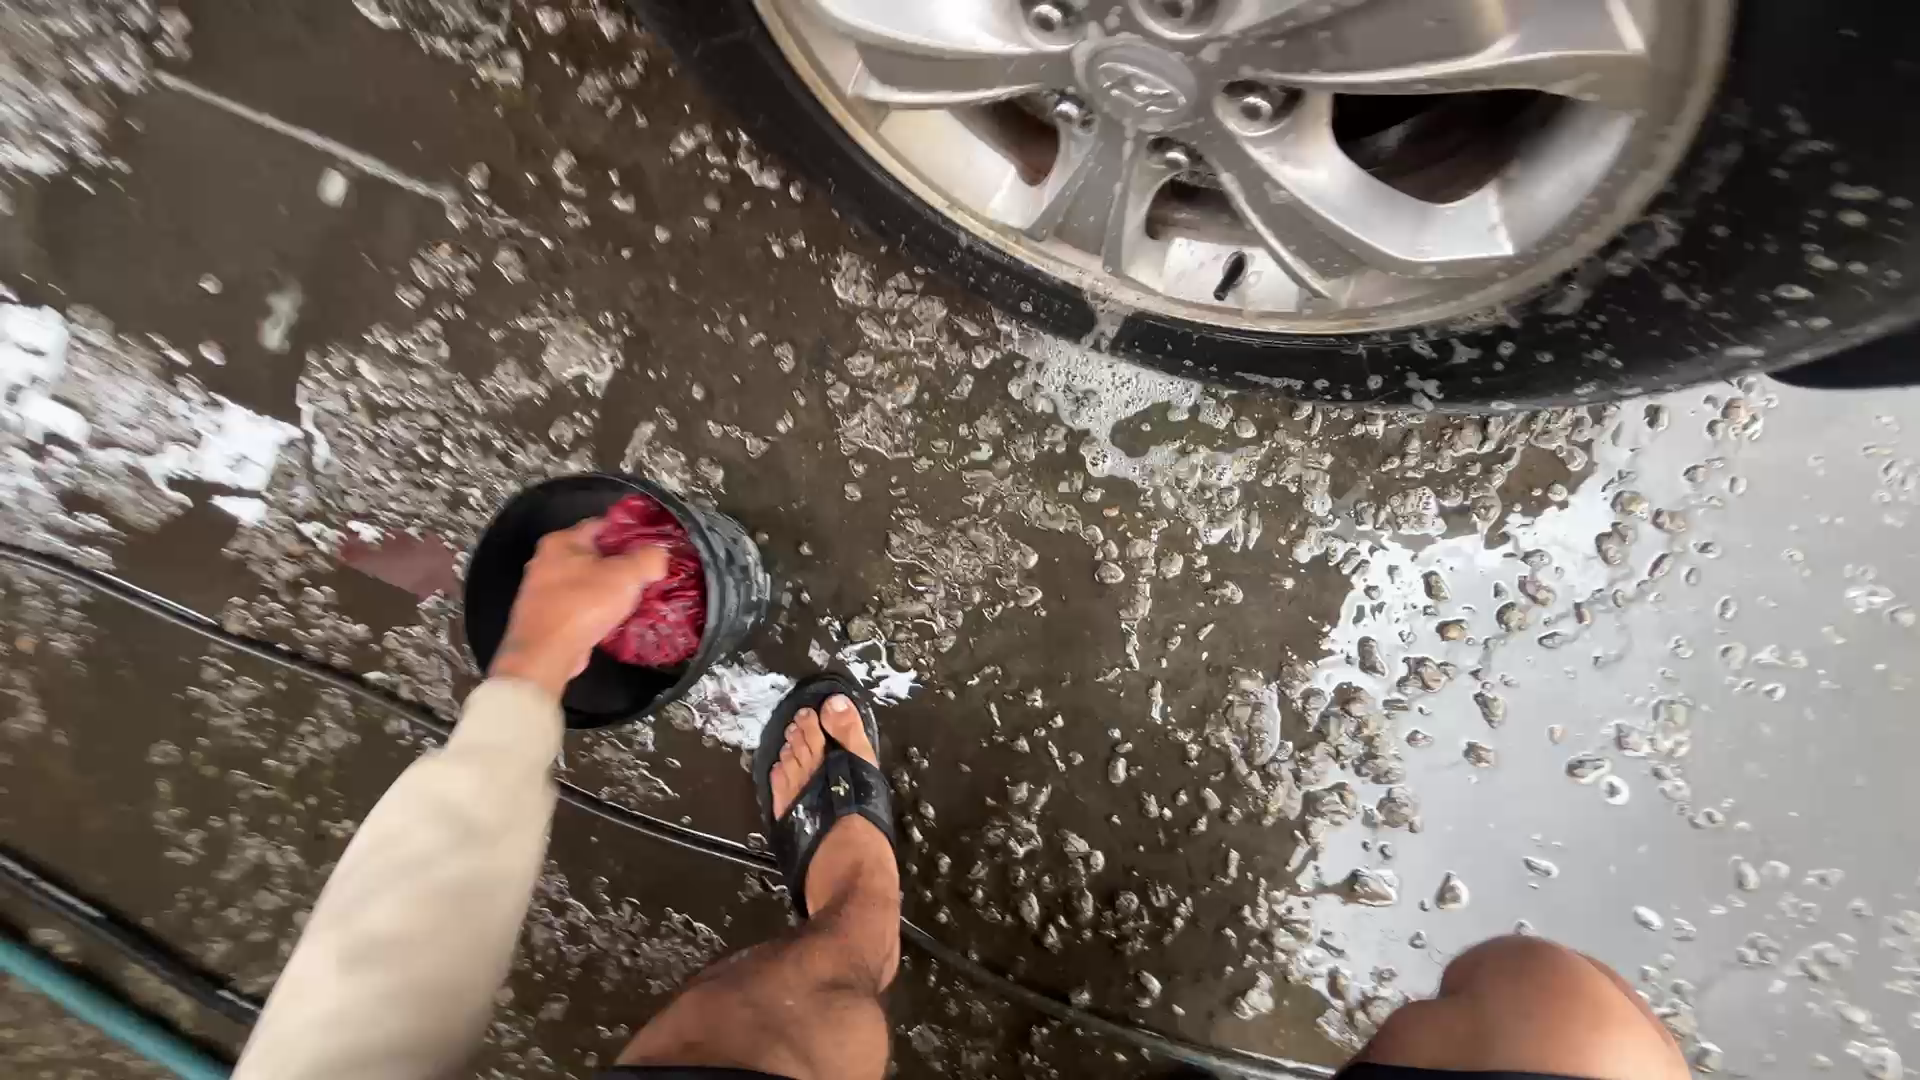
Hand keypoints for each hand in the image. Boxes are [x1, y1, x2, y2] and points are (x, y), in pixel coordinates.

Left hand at [489, 518, 668, 698]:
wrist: (546, 652)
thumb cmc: (585, 604)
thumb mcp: (627, 575)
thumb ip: (649, 558)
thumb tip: (659, 555)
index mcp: (561, 542)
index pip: (602, 525)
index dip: (630, 531)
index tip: (652, 543)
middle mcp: (546, 560)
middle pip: (594, 553)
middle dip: (620, 561)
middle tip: (648, 571)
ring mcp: (542, 590)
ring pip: (587, 579)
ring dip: (609, 586)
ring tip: (636, 595)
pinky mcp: (544, 615)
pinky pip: (579, 603)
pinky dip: (596, 606)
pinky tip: (615, 616)